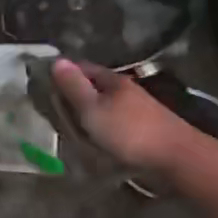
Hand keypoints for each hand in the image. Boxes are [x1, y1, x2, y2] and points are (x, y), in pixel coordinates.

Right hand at [51, 58, 204, 171]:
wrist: (174, 157)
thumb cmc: (128, 131)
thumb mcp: (92, 109)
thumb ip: (74, 86)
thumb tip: (56, 60)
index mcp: (113, 81)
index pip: (82, 67)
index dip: (63, 73)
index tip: (43, 85)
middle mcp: (126, 89)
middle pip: (94, 86)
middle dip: (73, 93)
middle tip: (51, 108)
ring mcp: (136, 108)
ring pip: (104, 103)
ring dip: (87, 110)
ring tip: (69, 125)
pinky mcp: (142, 126)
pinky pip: (113, 119)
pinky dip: (99, 124)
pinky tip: (94, 136)